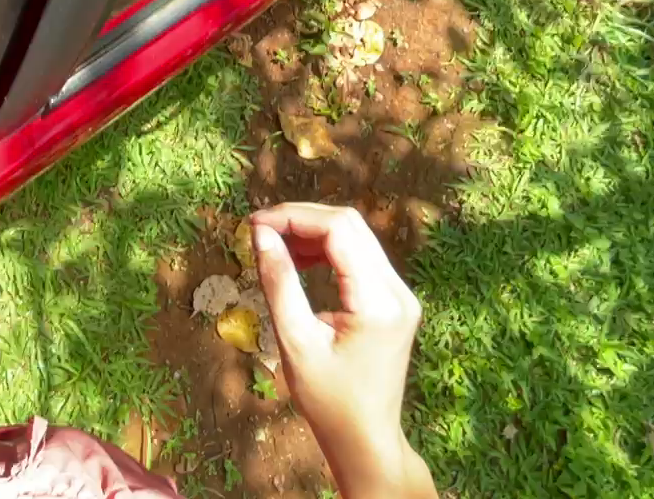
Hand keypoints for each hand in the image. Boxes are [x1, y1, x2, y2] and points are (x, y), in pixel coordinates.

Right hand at [251, 204, 434, 498]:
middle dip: (299, 217)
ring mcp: (399, 294)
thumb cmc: (327, 398)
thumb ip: (278, 281)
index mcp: (378, 302)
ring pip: (353, 233)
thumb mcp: (294, 340)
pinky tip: (298, 259)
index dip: (292, 217)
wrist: (366, 438)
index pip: (337, 230)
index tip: (254, 225)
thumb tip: (259, 232)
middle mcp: (397, 292)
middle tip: (259, 230)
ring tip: (273, 244)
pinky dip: (324, 246)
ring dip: (310, 229)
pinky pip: (357, 252)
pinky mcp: (392, 299)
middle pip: (348, 224)